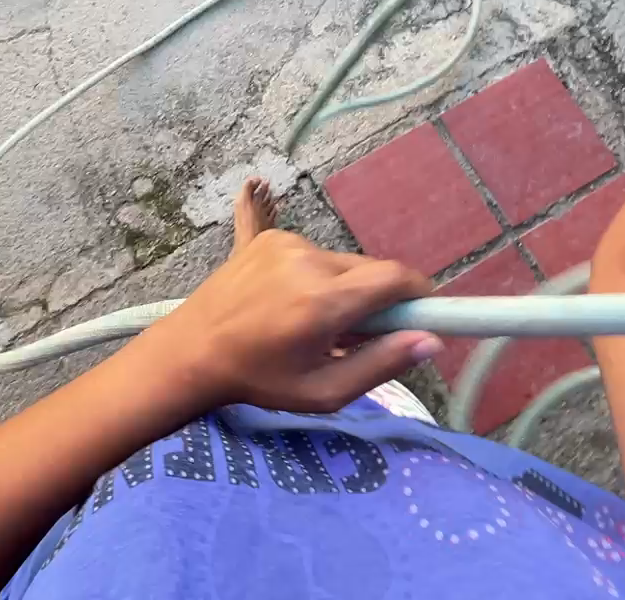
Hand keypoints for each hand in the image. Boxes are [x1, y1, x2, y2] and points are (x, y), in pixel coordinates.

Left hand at [136, 193, 442, 412]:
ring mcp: (286, 241)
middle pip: (370, 270)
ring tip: (310, 320)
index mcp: (324, 300)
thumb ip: (381, 364)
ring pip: (341, 263)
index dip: (418, 294)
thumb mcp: (324, 390)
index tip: (422, 314)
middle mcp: (309, 259)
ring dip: (341, 287)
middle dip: (376, 298)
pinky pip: (312, 254)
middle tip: (352, 333)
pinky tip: (288, 298)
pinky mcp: (268, 235)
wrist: (193, 348)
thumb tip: (431, 341)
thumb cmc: (260, 378)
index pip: (396, 278)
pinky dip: (314, 274)